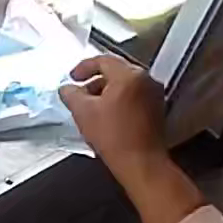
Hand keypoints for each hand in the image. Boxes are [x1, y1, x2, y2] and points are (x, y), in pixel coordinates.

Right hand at [58, 55, 166, 173]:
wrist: (139, 161)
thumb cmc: (114, 137)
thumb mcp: (82, 112)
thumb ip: (71, 94)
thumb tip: (67, 89)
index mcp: (129, 76)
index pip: (103, 60)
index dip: (83, 67)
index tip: (73, 76)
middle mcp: (146, 81)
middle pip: (116, 71)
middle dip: (94, 81)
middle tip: (79, 92)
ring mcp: (153, 95)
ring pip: (125, 84)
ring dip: (105, 92)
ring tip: (90, 107)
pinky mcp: (156, 109)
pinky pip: (133, 96)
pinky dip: (118, 101)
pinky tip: (106, 116)